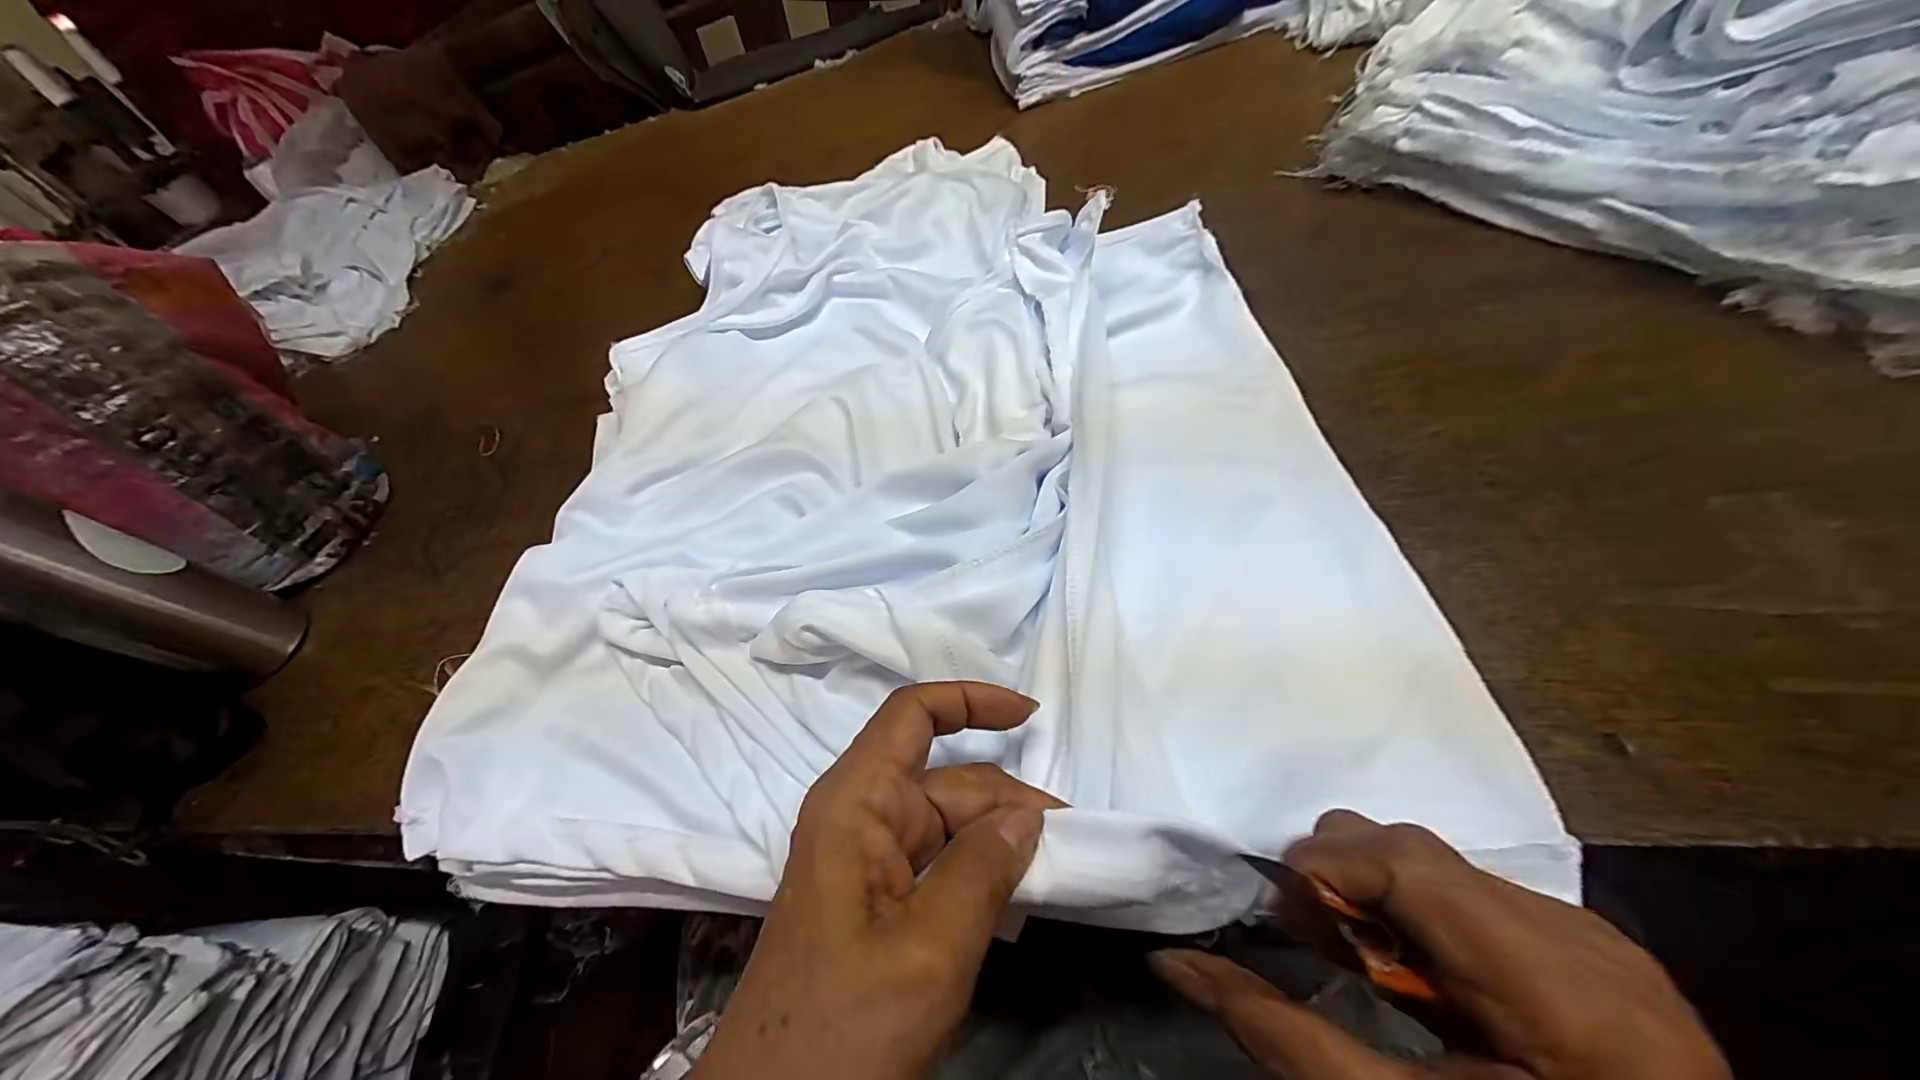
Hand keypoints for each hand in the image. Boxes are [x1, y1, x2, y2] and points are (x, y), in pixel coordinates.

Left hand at [691, 682, 1064, 1079]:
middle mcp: (859, 817)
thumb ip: (982, 870)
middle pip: (945, 779)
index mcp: (856, 802)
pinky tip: (1015, 894)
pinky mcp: (874, 900)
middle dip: (1007, 799)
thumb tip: (1026, 815)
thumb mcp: (928, 948)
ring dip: (998, 839)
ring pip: (946, 824)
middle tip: (1073, 839)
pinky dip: (979, 869)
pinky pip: (937, 863)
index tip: (1030, 714)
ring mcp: (865, 860)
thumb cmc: (844, 1025)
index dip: (969, 700)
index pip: (911, 716)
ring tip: (1054, 869)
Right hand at [1150, 810, 1730, 1079]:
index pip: (1408, 861)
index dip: (1323, 869)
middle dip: (1341, 879)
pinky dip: (1422, 918)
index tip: (1282, 922)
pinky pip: (1476, 895)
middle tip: (1317, 946)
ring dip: (1376, 897)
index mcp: (1555, 984)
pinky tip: (1427, 984)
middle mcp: (1579, 936)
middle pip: (1416, 848)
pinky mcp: (1596, 951)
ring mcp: (1595, 938)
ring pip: (1439, 864)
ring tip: (1368, 968)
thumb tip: (1176, 963)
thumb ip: (1282, 1034)